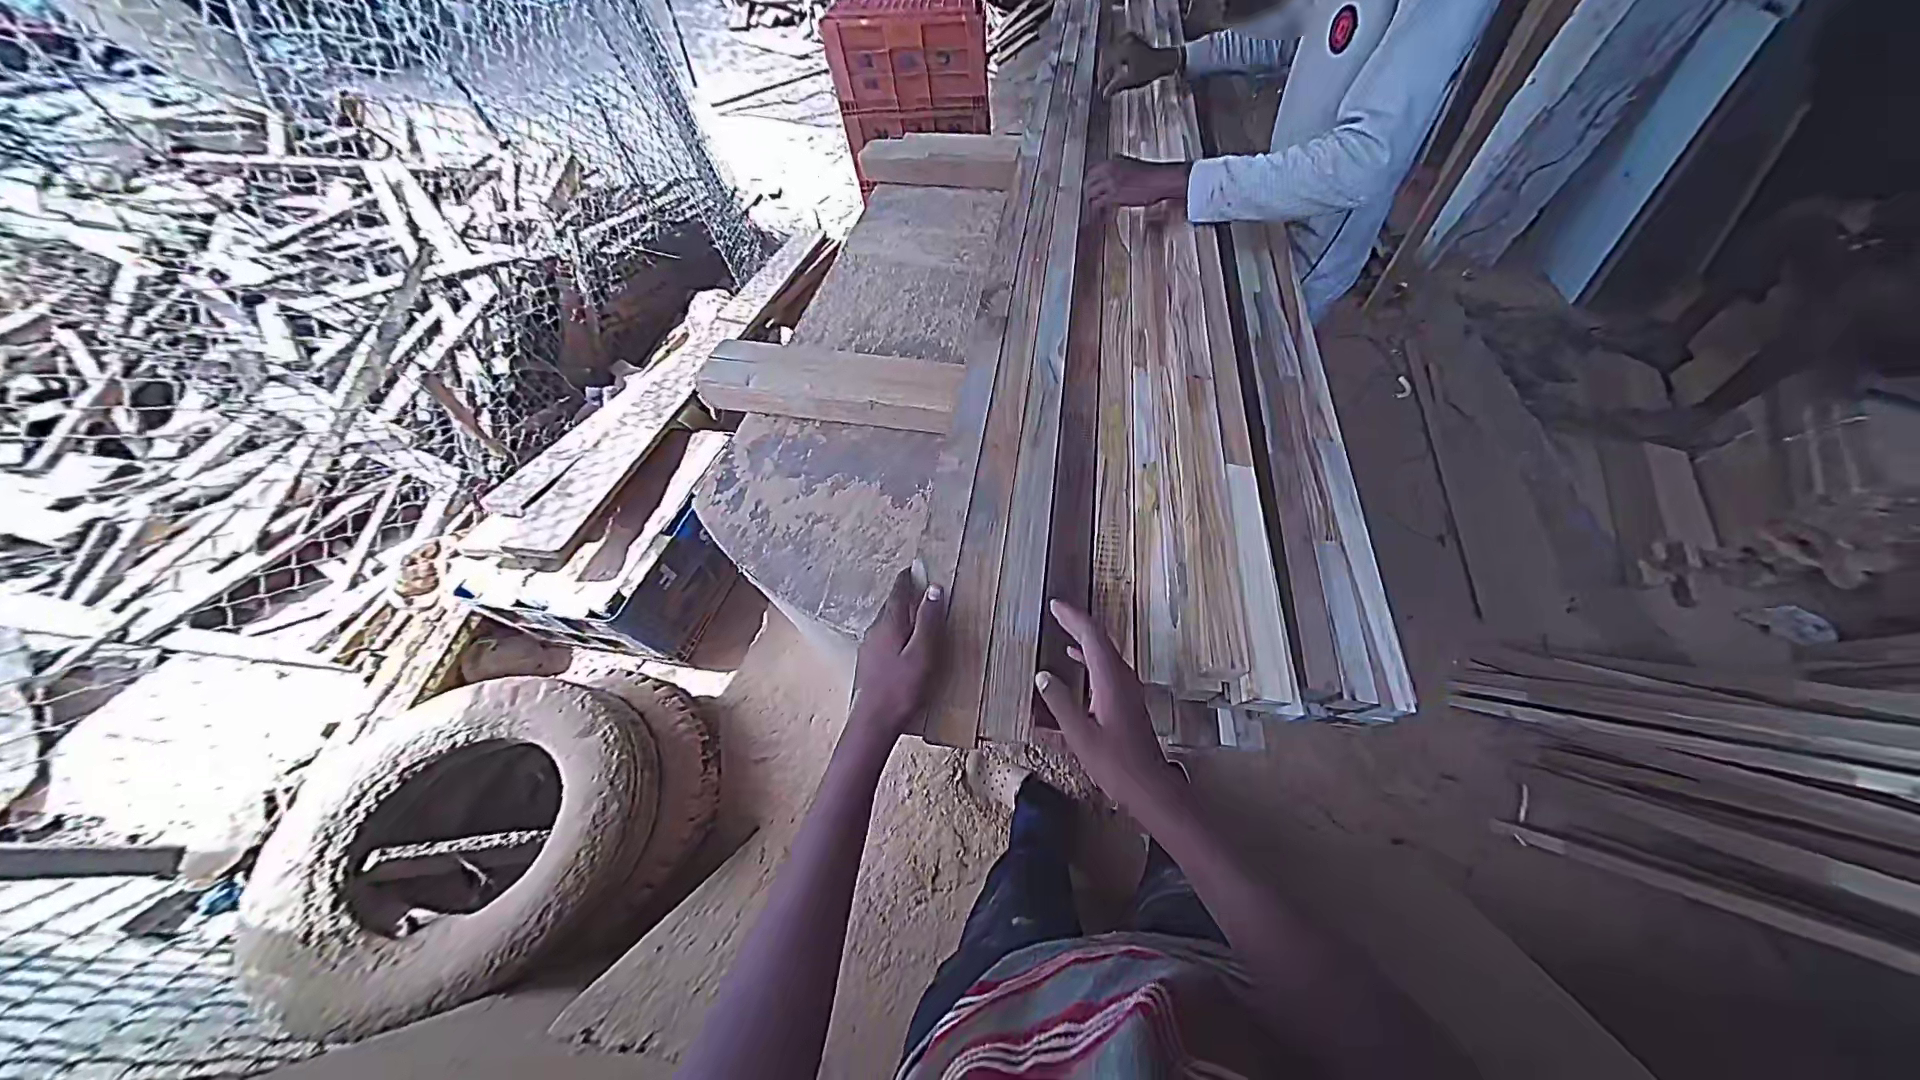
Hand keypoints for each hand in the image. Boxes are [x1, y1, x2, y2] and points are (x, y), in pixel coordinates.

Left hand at [849, 567, 945, 742]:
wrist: (872, 722)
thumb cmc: (901, 688)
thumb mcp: (923, 653)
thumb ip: (928, 621)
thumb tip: (934, 589)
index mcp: (889, 624)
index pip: (898, 592)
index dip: (907, 578)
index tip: (914, 568)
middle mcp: (875, 631)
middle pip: (891, 606)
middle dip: (905, 596)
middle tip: (921, 590)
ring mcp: (868, 647)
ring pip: (887, 623)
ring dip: (901, 615)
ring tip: (916, 616)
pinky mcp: (868, 663)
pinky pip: (884, 638)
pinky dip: (896, 633)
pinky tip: (904, 645)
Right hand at [1033, 600, 1176, 813]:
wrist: (1149, 786)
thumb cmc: (1115, 763)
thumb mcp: (1080, 735)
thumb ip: (1060, 703)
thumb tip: (1043, 675)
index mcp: (1110, 680)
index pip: (1091, 637)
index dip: (1073, 618)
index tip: (1055, 605)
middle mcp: (1122, 677)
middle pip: (1099, 639)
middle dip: (1077, 622)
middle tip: (1056, 610)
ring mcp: (1126, 688)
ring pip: (1104, 652)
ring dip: (1083, 638)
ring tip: (1063, 628)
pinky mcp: (1126, 699)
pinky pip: (1105, 666)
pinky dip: (1089, 657)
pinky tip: (1075, 660)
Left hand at [1086, 157, 1190, 211]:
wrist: (1160, 180)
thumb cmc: (1150, 173)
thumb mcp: (1131, 163)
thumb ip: (1119, 164)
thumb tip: (1113, 165)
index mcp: (1112, 162)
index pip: (1091, 170)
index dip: (1089, 180)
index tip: (1090, 186)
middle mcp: (1108, 171)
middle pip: (1088, 182)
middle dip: (1088, 192)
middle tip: (1090, 199)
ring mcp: (1110, 183)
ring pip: (1090, 193)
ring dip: (1091, 201)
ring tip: (1093, 208)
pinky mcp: (1114, 196)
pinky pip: (1098, 204)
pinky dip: (1097, 209)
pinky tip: (1100, 213)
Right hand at [1100, 30, 1181, 96]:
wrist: (1165, 60)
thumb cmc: (1150, 70)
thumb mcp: (1131, 81)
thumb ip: (1115, 87)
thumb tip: (1104, 95)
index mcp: (1122, 48)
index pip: (1105, 62)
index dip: (1102, 76)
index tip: (1101, 88)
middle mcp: (1125, 40)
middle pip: (1107, 56)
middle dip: (1105, 71)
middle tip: (1104, 84)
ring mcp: (1130, 39)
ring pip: (1113, 53)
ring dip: (1110, 66)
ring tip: (1110, 79)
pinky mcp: (1134, 40)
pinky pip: (1119, 50)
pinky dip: (1117, 61)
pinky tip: (1118, 71)